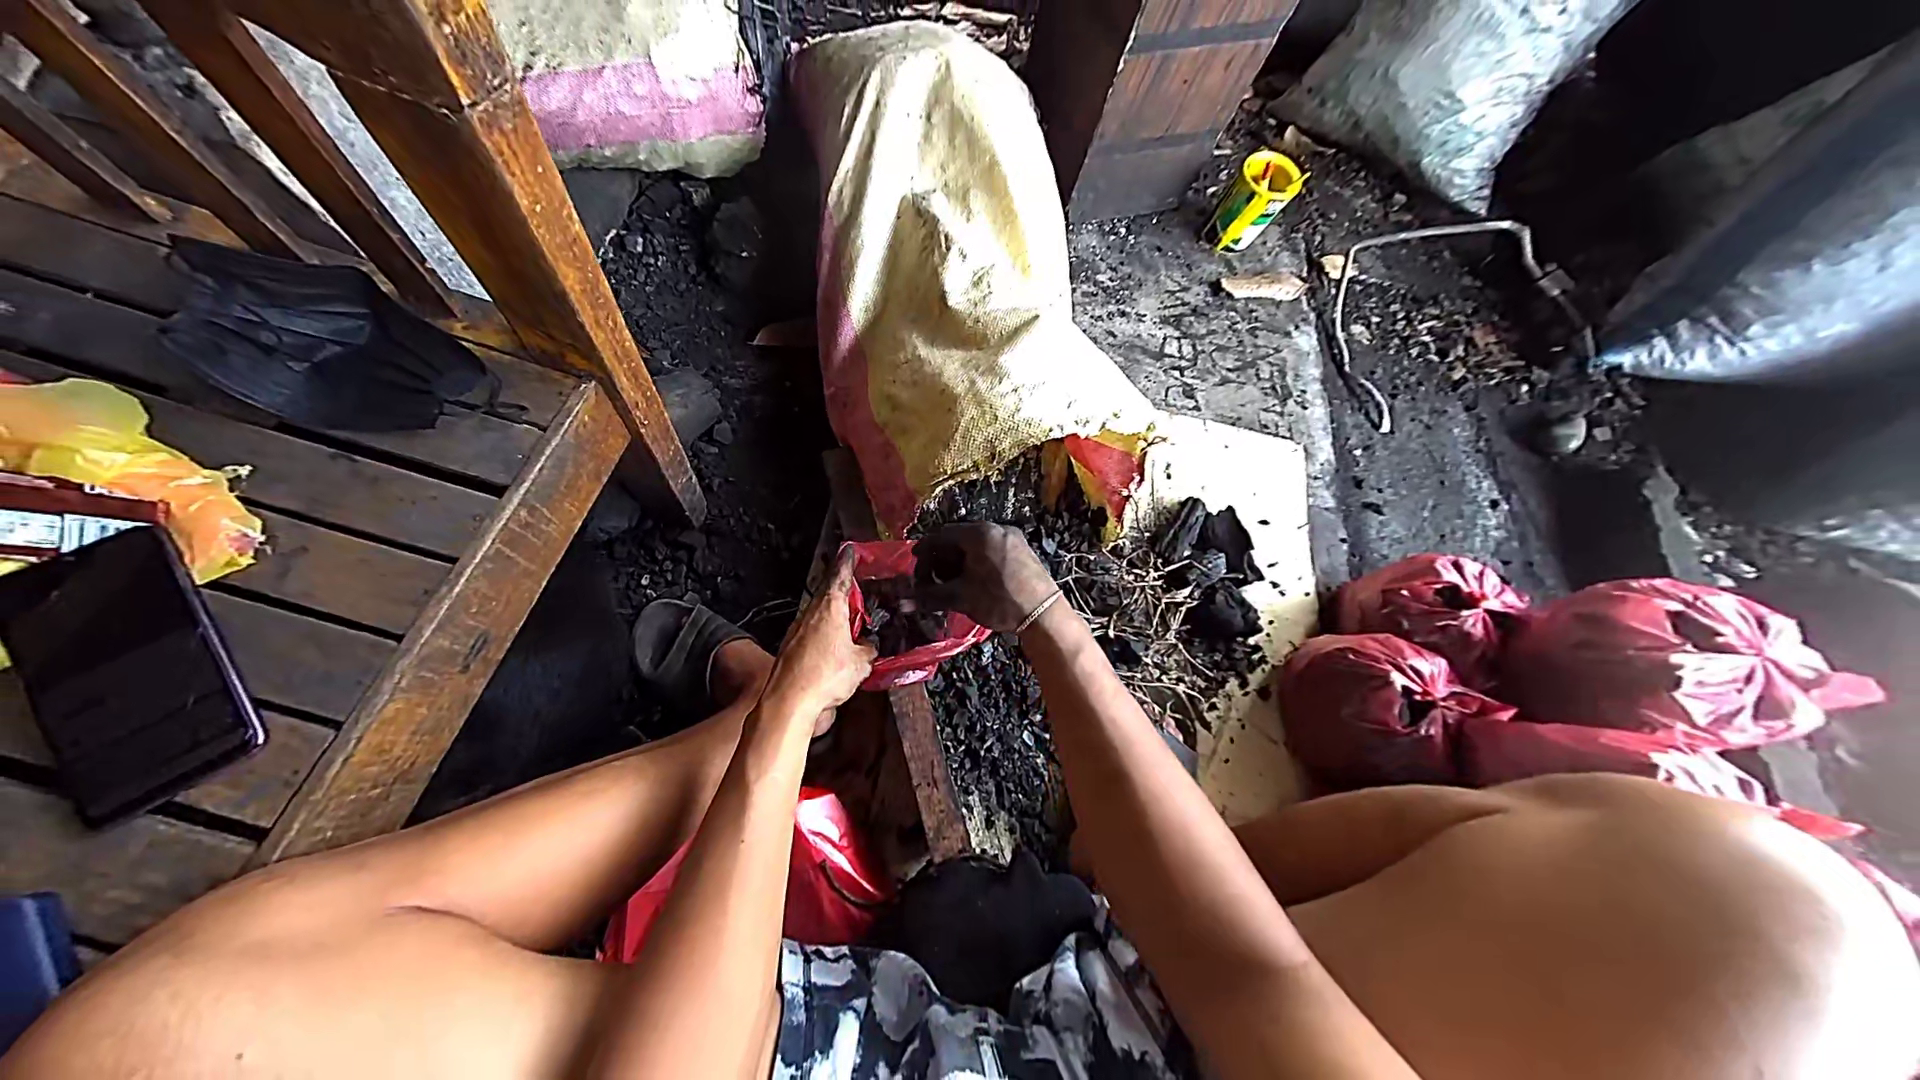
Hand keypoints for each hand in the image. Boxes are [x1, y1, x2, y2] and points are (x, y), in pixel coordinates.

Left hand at [766, 547, 876, 717]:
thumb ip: (869, 649)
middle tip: (859, 593)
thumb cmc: (822, 677)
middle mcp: (811, 613)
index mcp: (830, 607)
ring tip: (852, 628)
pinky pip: (812, 634)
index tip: (850, 550)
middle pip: (830, 594)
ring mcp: (798, 630)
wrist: (790, 701)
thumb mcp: (862, 662)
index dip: (848, 561)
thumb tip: (870, 646)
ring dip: (835, 617)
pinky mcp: (791, 648)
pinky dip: (825, 635)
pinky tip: (834, 650)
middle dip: (845, 593)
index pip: (841, 574)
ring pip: (821, 615)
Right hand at [913, 523, 1058, 633]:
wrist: (1044, 614)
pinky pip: (992, 549)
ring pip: (976, 544)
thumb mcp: (961, 598)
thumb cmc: (1000, 601)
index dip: (925, 552)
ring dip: (960, 560)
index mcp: (979, 534)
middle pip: (959, 538)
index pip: (941, 535)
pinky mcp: (1023, 550)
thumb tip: (902, 603)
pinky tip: (976, 580)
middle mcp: (996, 528)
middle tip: (934, 578)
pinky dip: (978, 560)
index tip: (916, 567)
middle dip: (943, 557)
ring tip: (954, 582)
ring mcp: (1012, 537)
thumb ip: (929, 596)